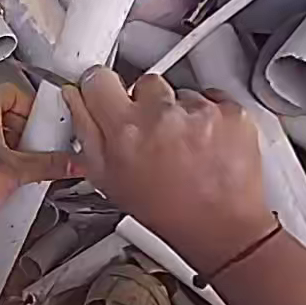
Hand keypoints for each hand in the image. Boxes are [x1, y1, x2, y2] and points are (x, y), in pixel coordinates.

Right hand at [63, 67, 274, 265]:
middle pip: (141, 82)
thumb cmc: (164, 210)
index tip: (103, 95)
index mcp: (124, 129)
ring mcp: (199, 111)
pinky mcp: (230, 111)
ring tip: (178, 146)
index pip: (98, 79)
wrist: (220, 225)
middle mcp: (161, 114)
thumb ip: (85, 131)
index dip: (99, 88)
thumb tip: (75, 99)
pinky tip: (200, 144)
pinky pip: (210, 100)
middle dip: (142, 103)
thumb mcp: (105, 179)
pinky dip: (205, 117)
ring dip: (175, 112)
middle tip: (147, 134)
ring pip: (177, 92)